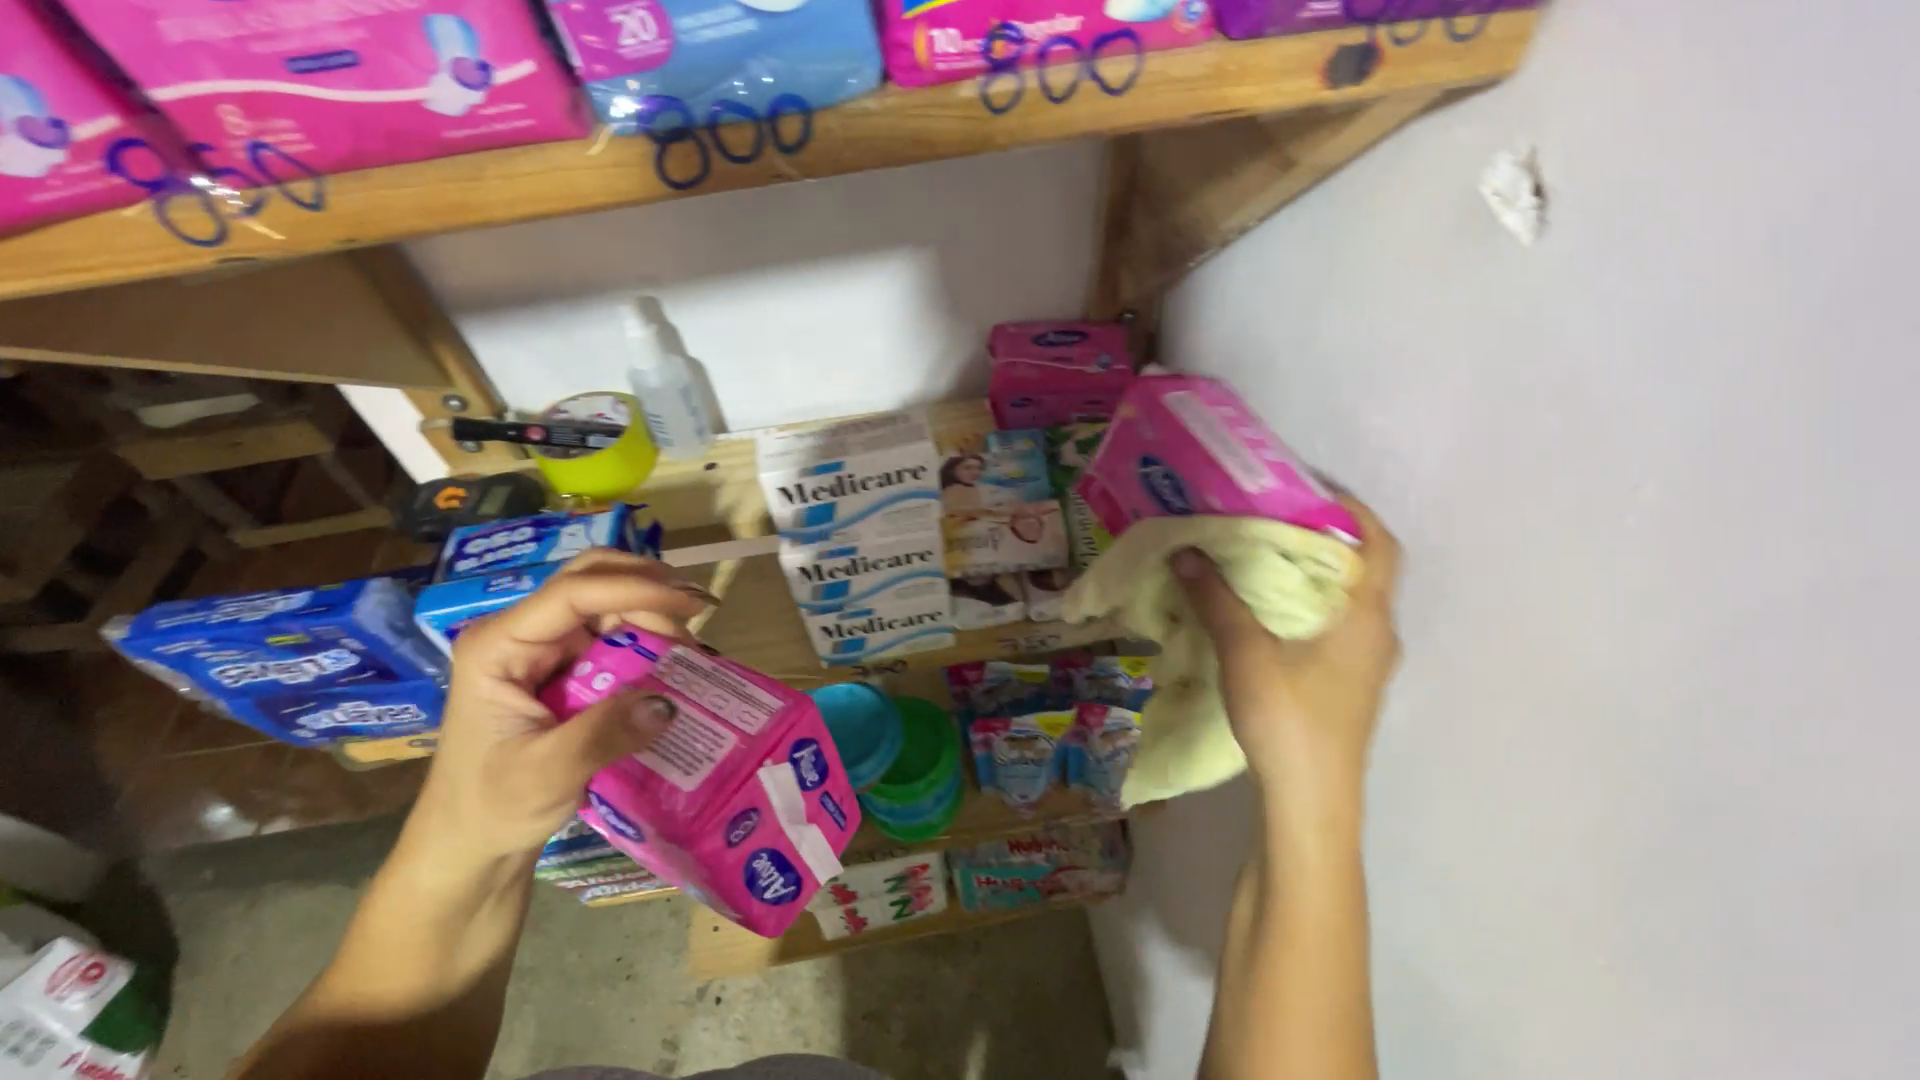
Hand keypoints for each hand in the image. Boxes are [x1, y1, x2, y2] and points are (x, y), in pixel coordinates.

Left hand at [414, 550, 712, 860]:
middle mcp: (523, 633)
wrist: (473, 844)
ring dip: (654, 614)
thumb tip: (667, 701)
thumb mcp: (547, 774)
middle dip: (648, 588)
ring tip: (690, 647)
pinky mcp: (568, 669)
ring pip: (609, 603)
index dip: (635, 589)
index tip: (690, 605)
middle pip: (591, 580)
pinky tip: (677, 659)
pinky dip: (650, 639)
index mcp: (499, 645)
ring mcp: (546, 649)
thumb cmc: (493, 808)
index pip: (573, 593)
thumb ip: (604, 734)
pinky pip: (616, 636)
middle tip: (697, 614)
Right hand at [1171, 497, 1401, 809]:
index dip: (1352, 510)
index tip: (1307, 488)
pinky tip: (1263, 612)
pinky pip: (1333, 629)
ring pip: (1345, 602)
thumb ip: (1216, 599)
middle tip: (1267, 517)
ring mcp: (1364, 666)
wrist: (1310, 805)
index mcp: (1366, 617)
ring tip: (1259, 557)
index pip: (1380, 544)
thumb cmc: (1289, 720)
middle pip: (1361, 569)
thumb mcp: (1245, 652)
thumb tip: (1186, 551)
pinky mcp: (1346, 688)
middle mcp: (1377, 635)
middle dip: (1320, 538)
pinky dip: (1304, 607)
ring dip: (1310, 575)